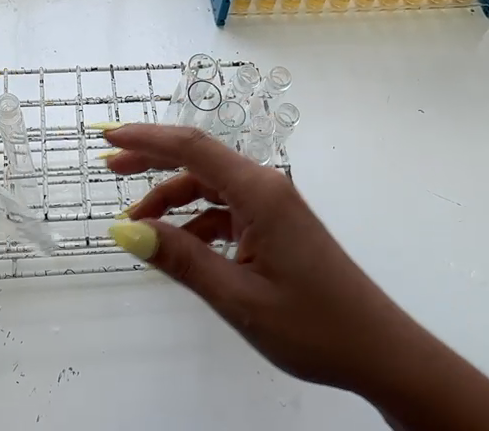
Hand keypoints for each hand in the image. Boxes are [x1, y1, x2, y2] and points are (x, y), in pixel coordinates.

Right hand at [101, 124, 488, 430]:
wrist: (380, 352)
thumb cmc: (313, 326)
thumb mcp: (238, 298)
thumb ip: (180, 259)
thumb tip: (126, 229)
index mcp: (259, 192)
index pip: (192, 147)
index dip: (146, 138)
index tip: (107, 135)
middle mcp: (265, 188)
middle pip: (198, 159)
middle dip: (151, 160)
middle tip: (108, 165)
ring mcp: (272, 207)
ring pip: (209, 188)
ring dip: (171, 201)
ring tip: (137, 225)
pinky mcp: (276, 227)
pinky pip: (225, 212)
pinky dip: (196, 224)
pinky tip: (179, 249)